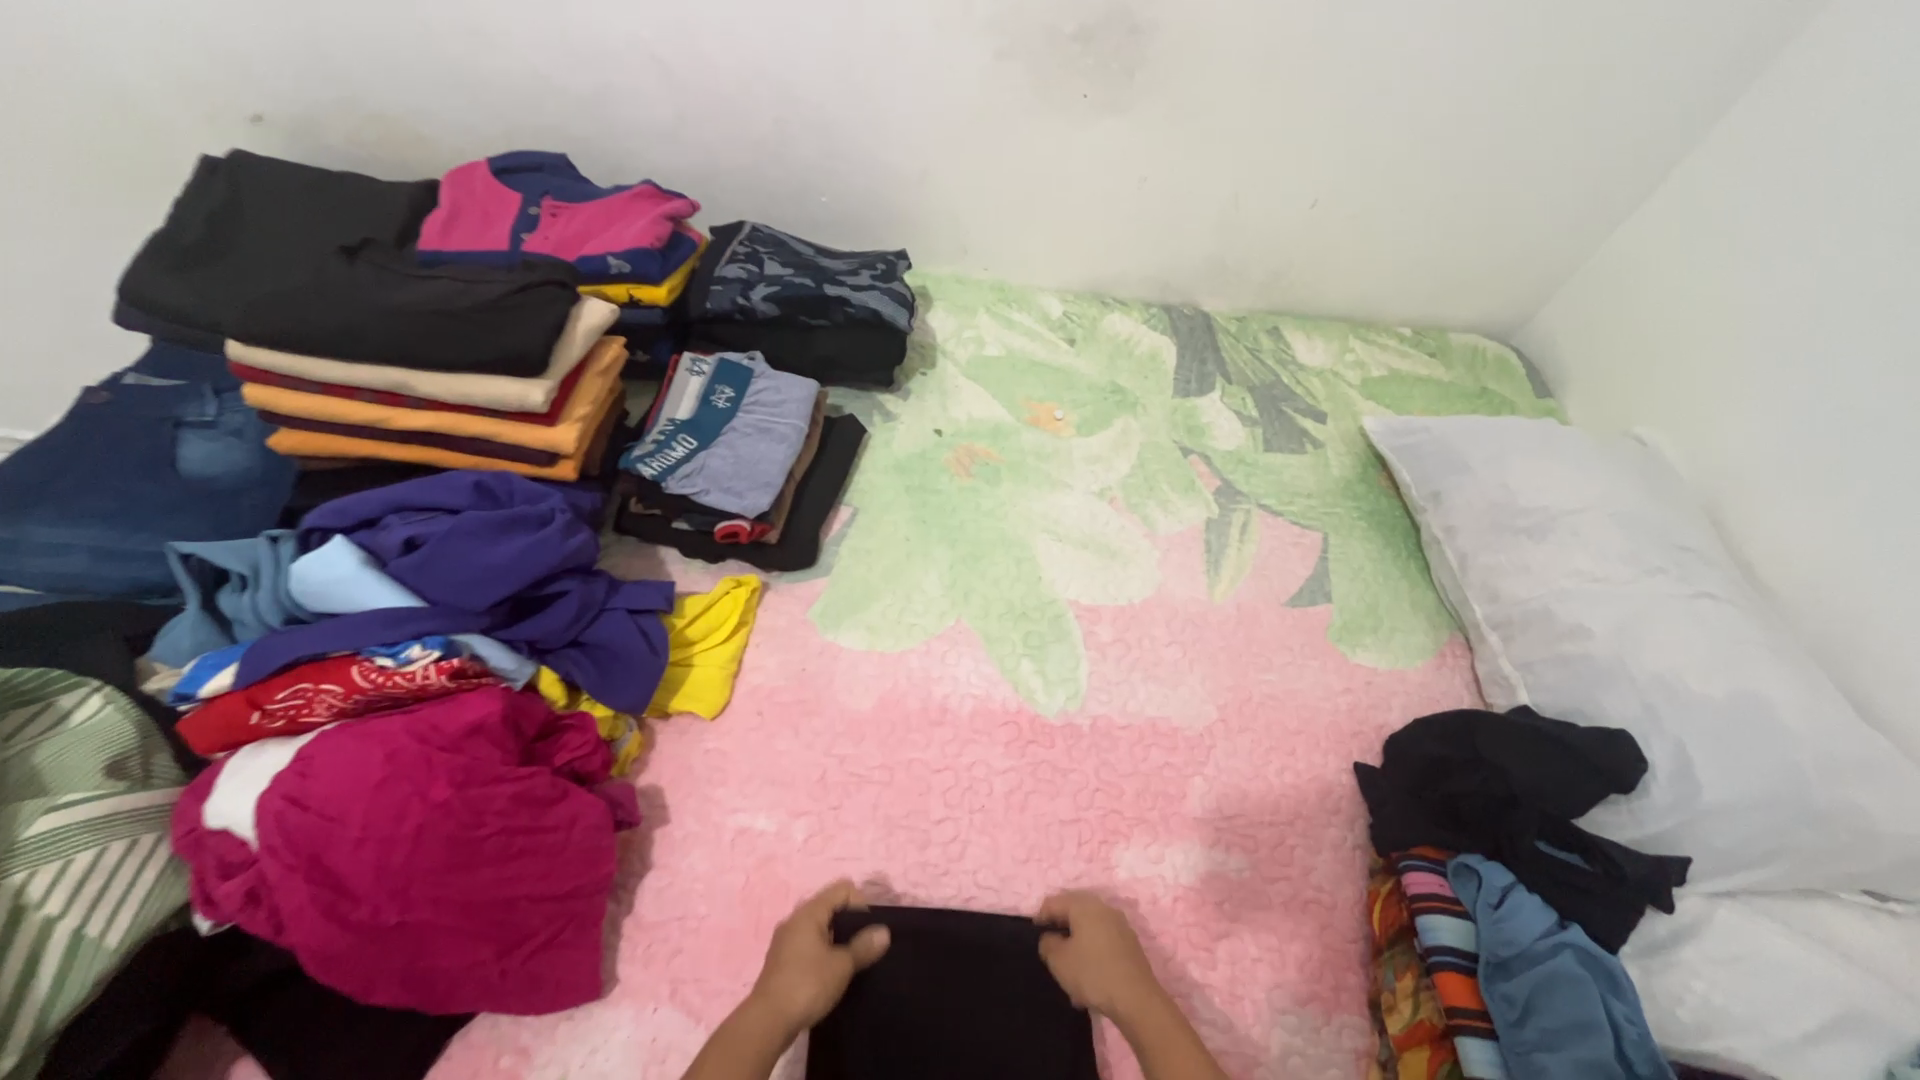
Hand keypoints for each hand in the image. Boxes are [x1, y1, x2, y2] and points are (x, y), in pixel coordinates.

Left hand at [746, 879, 890, 1036]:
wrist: (768, 1022)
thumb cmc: (807, 985)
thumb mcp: (842, 965)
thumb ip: (864, 946)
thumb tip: (883, 932)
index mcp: (808, 913)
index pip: (842, 889)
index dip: (861, 904)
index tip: (869, 932)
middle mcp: (794, 921)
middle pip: (830, 907)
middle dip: (850, 924)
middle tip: (864, 948)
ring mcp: (785, 941)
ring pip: (819, 929)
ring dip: (837, 941)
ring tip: (851, 963)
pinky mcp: (782, 962)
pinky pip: (809, 946)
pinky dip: (824, 954)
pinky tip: (832, 975)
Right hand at [1036, 891, 1166, 1023]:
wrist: (1136, 999)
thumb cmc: (1092, 974)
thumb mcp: (1058, 960)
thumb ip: (1048, 943)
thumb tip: (1050, 937)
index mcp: (1084, 906)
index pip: (1054, 902)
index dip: (1041, 916)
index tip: (1035, 934)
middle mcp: (1103, 908)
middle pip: (1074, 910)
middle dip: (1060, 925)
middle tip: (1050, 944)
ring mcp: (1120, 924)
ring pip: (1090, 926)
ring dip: (1077, 938)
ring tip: (1069, 962)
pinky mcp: (1130, 943)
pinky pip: (1103, 938)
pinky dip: (1092, 948)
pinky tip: (1088, 971)